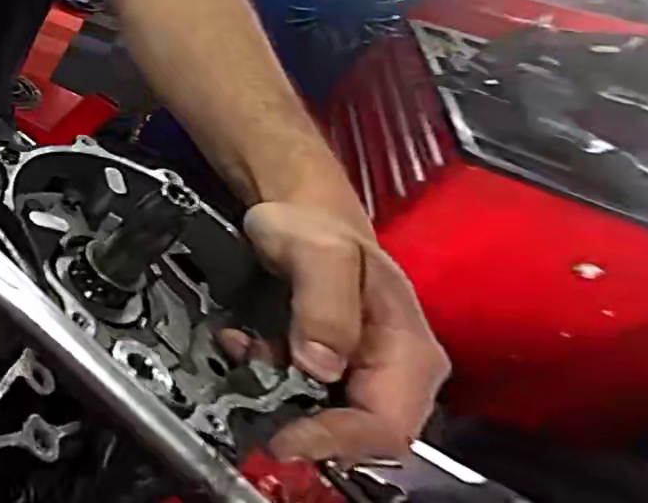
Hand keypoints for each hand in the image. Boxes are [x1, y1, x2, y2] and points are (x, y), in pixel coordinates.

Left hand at [232, 201, 448, 462]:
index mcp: (409, 352)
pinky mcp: (326, 360)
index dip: (335, 439)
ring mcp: (359, 367)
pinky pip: (297, 385)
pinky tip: (239, 343)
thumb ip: (324, 306)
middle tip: (249, 403)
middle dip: (301, 422)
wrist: (294, 208)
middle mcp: (392, 371)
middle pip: (356, 427)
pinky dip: (265, 371)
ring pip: (321, 409)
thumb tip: (319, 367)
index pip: (385, 424)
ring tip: (239, 354)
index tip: (284, 439)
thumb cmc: (312, 225)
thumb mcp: (318, 253)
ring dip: (275, 392)